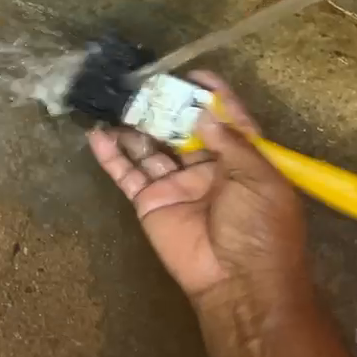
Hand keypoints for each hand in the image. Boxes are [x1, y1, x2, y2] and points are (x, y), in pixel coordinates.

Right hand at [87, 73, 308, 309]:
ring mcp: (175, 184)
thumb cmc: (260, 229)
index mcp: (242, 163)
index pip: (227, 123)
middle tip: (141, 86)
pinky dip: (110, 155)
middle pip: (180, 131)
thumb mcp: (260, 181)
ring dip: (132, 126)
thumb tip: (201, 113)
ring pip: (148, 147)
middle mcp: (207, 169)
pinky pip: (126, 173)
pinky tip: (96, 134)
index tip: (195, 74)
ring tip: (114, 104)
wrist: (238, 282)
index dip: (214, 98)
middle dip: (163, 108)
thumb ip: (229, 143)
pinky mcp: (148, 200)